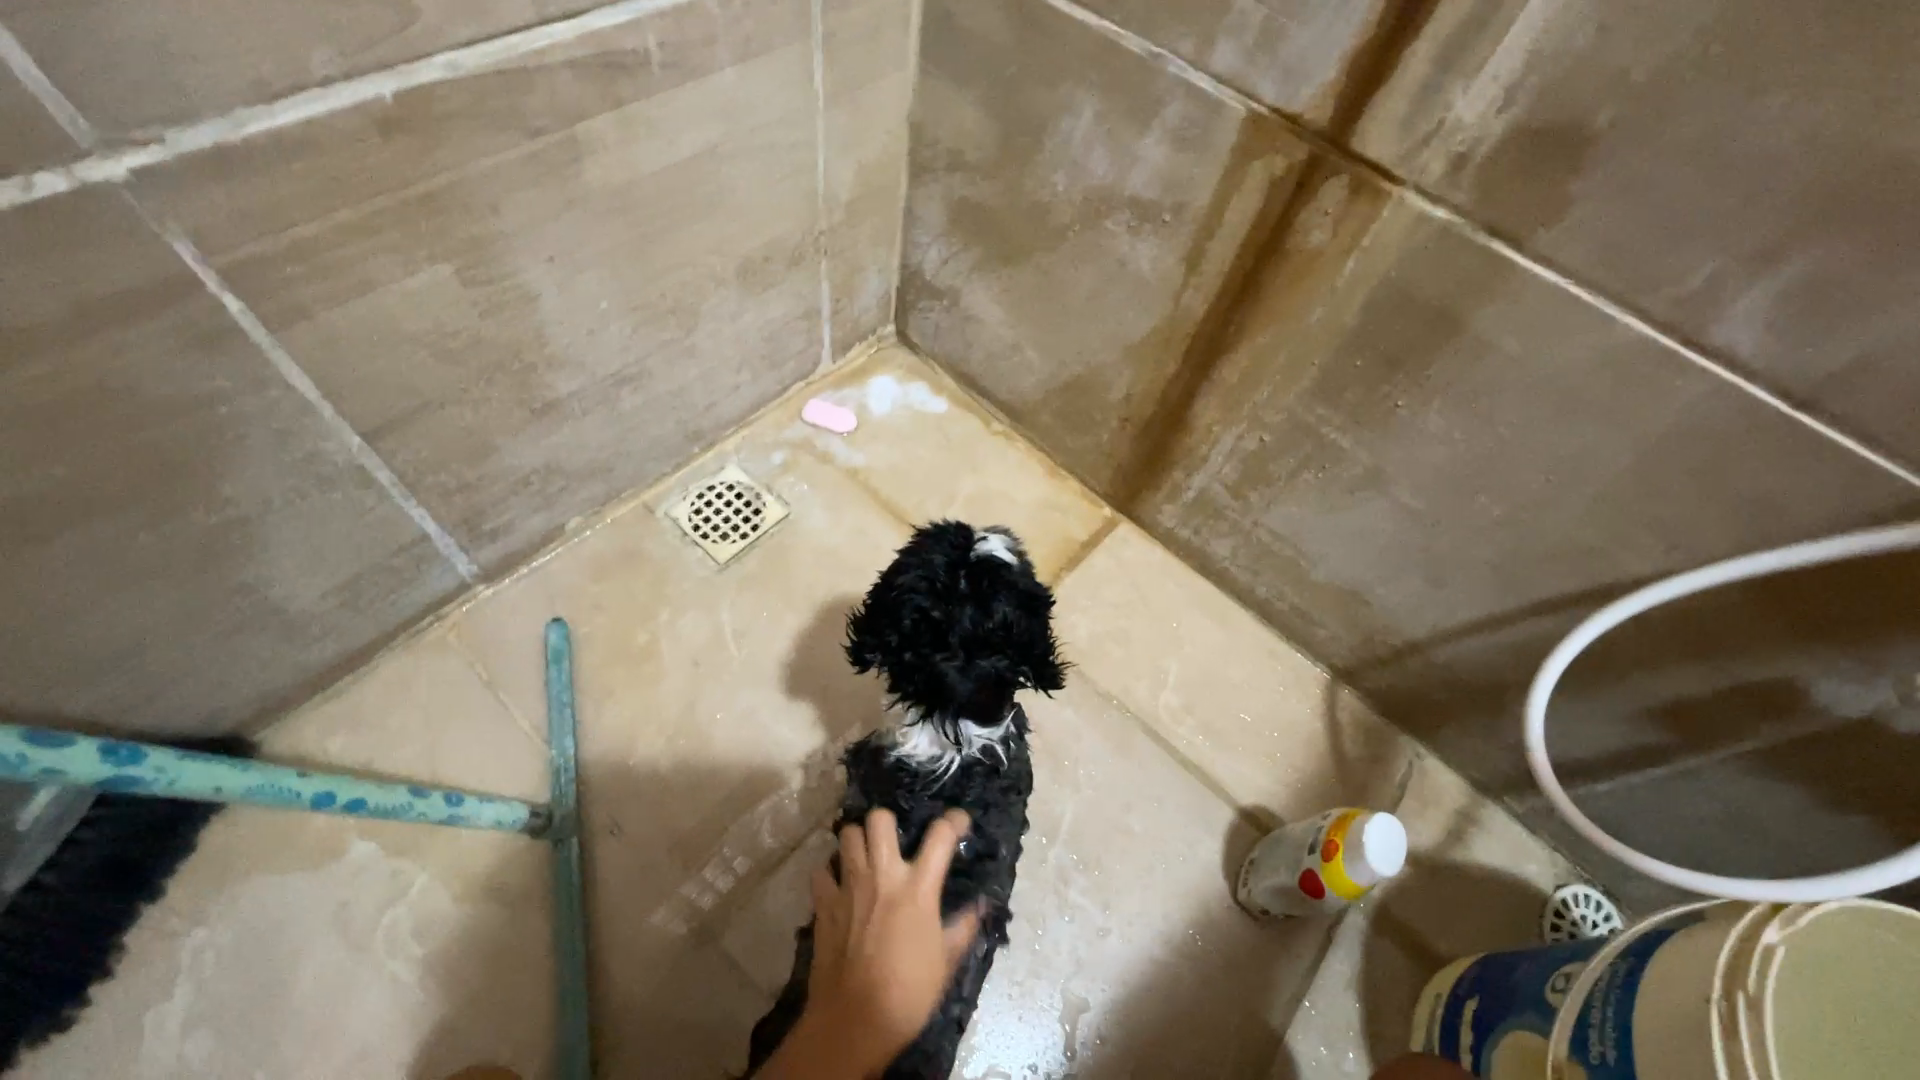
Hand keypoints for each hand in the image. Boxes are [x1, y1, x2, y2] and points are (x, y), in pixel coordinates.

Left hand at [760, 808, 981, 1079]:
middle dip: (889, 822)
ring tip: (865, 856)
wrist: (855, 1020)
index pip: (940, 836)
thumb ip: (963, 927)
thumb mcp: (947, 961)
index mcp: (918, 888)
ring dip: (858, 840)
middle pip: (880, 819)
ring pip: (848, 834)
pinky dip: (830, 872)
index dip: (954, 820)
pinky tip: (839, 884)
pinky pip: (821, 870)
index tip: (959, 821)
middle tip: (894, 840)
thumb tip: (981, 905)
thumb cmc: (909, 992)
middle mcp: (883, 875)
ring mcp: (849, 886)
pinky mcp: (823, 903)